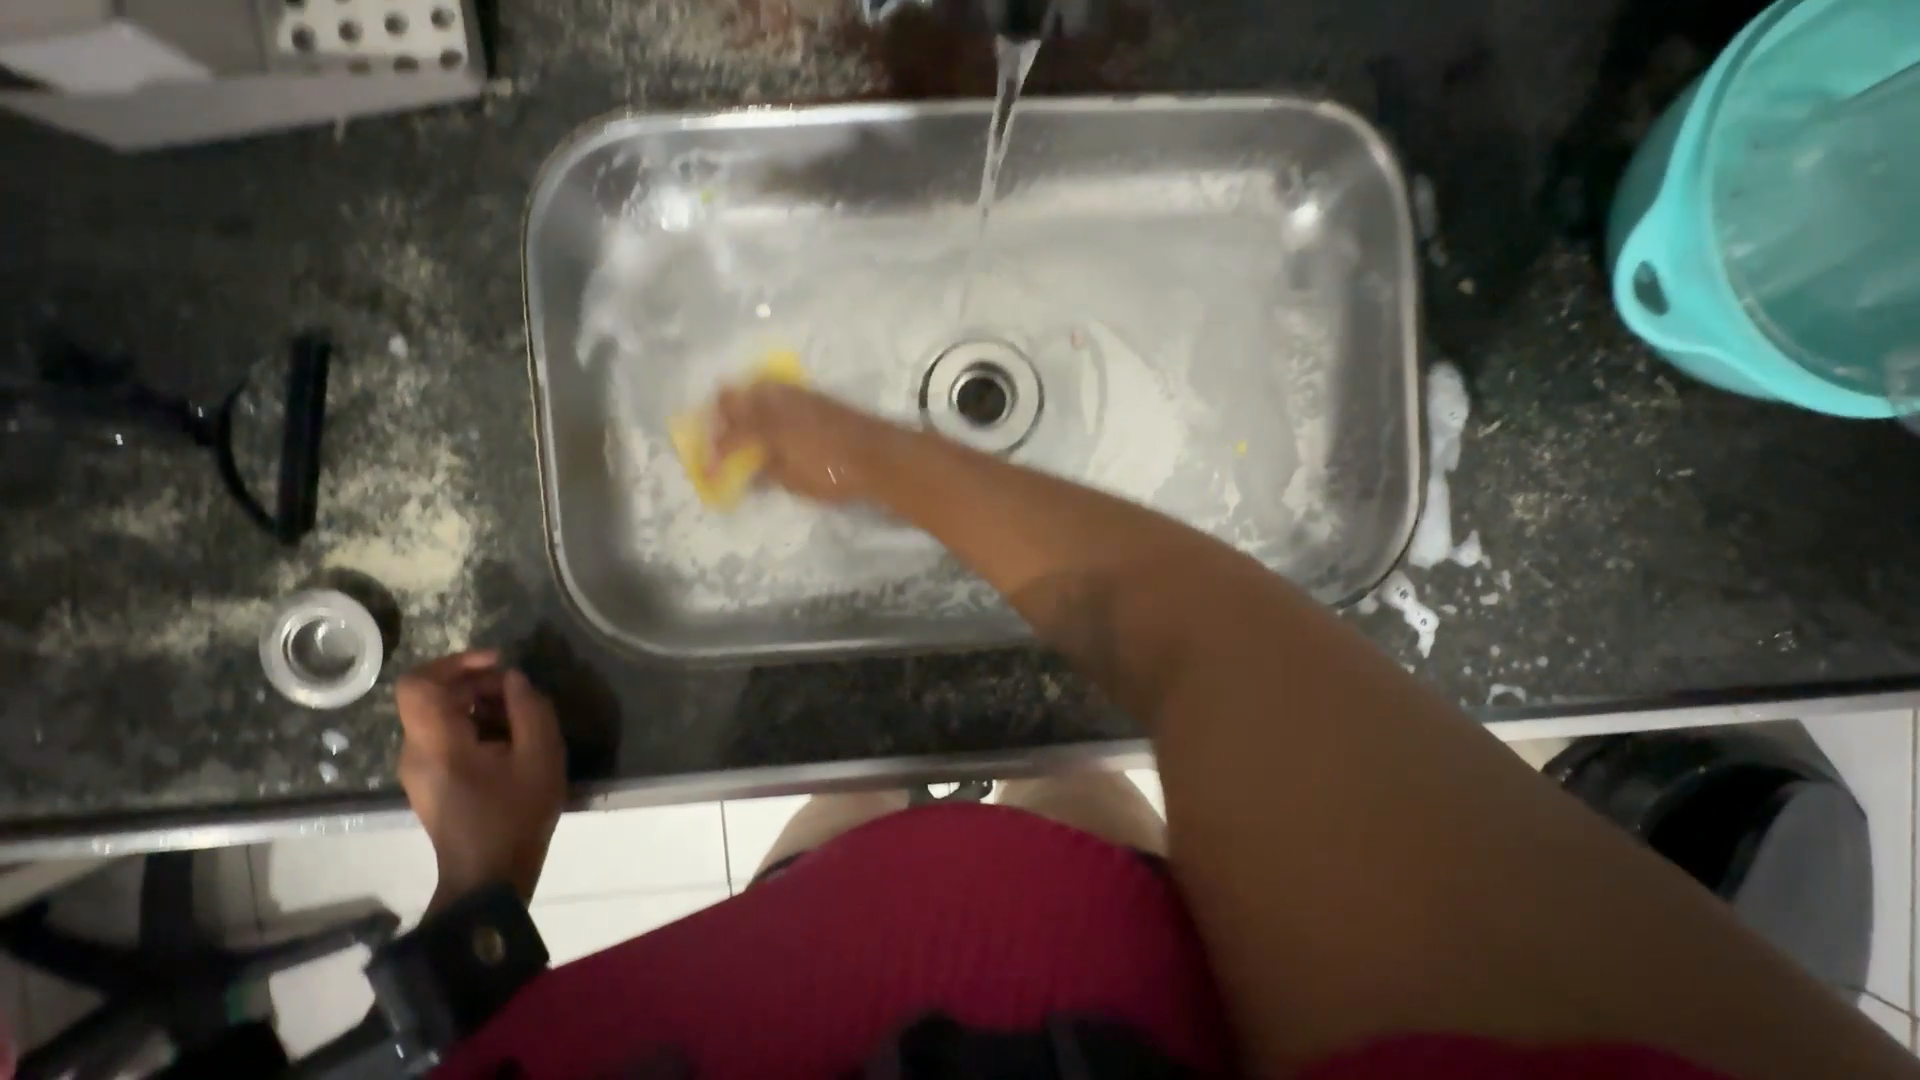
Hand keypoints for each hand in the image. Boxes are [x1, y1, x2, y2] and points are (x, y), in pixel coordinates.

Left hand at [395, 650, 566, 909]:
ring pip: (440, 717)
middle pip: (433, 697)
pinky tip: (509, 742)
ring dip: (479, 705)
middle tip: (520, 693)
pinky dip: (474, 726)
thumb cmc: (516, 816)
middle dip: (478, 684)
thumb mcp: (541, 757)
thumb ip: (530, 710)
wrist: (488, 878)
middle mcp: (415, 752)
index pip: (418, 684)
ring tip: (521, 718)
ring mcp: (418, 770)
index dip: (456, 662)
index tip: (496, 663)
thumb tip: (514, 680)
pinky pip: (445, 738)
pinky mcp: (429, 782)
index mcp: (437, 744)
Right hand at [712, 382, 908, 503]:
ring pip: (754, 388)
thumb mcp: (794, 482)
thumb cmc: (835, 474)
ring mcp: (795, 394)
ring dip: (742, 405)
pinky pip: (777, 390)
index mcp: (765, 426)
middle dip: (719, 417)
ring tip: (741, 427)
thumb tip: (747, 472)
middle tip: (718, 438)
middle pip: (731, 398)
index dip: (715, 456)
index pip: (727, 437)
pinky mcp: (813, 394)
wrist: (879, 454)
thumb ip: (765, 473)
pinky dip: (765, 401)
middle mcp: (775, 402)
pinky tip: (769, 418)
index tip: (710, 471)